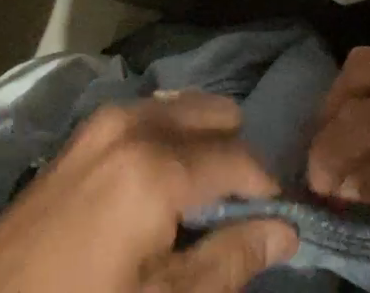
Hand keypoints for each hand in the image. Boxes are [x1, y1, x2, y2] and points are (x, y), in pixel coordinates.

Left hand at [0, 94, 297, 292]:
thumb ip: (229, 261)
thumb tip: (285, 230)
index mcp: (156, 165)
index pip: (241, 161)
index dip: (270, 192)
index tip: (282, 224)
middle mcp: (133, 124)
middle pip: (215, 116)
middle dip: (237, 157)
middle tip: (240, 213)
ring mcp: (103, 120)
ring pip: (182, 108)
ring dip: (204, 144)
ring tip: (206, 202)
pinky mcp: (84, 130)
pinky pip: (149, 115)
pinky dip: (171, 138)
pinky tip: (165, 186)